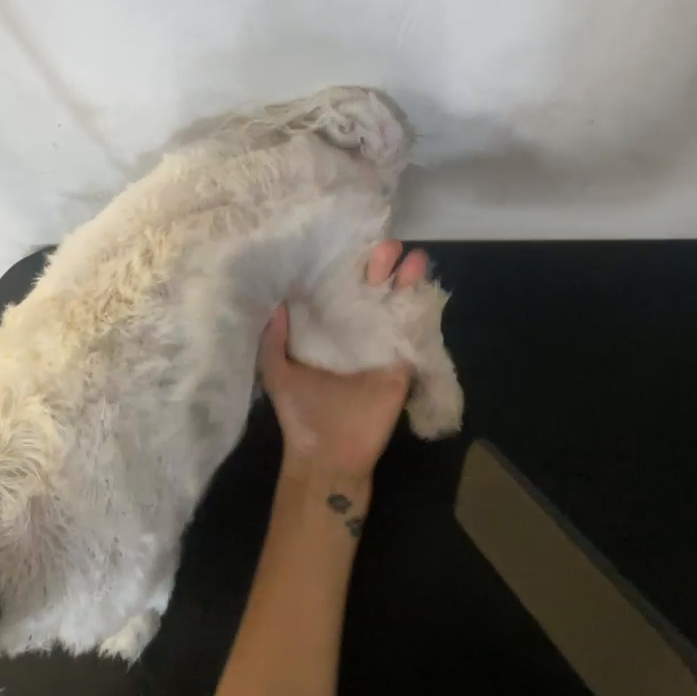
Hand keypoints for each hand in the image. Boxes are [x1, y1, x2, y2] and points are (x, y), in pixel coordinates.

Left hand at [257, 240, 426, 480]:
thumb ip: (274, 338)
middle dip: (381, 265)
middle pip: (374, 289)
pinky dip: (420, 307)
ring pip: (398, 303)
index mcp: (329, 331)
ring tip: (412, 257)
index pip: (342, 290)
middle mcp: (358, 333)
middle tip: (386, 246)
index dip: (349, 266)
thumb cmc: (301, 413)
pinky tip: (423, 285)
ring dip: (407, 279)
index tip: (355, 242)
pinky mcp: (402, 362)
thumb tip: (278, 303)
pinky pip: (414, 330)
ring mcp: (382, 346)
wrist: (328, 454)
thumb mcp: (277, 370)